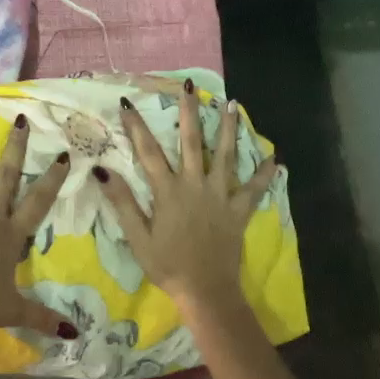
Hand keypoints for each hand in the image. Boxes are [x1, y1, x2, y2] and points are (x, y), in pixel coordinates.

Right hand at [98, 82, 278, 310]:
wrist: (206, 293)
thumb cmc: (168, 266)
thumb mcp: (137, 238)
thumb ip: (122, 203)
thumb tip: (104, 171)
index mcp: (168, 191)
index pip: (148, 152)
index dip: (136, 127)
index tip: (127, 103)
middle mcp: (194, 185)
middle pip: (191, 141)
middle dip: (189, 111)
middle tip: (190, 86)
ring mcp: (220, 196)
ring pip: (225, 155)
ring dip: (228, 128)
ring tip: (231, 103)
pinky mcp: (238, 211)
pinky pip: (254, 189)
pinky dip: (264, 173)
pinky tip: (275, 158)